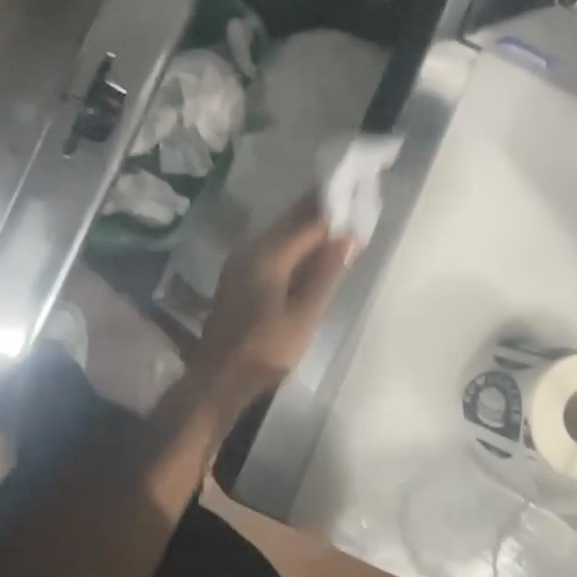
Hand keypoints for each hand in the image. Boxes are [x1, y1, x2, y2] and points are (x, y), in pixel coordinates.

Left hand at [197, 195, 352, 397]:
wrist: (219, 378)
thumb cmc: (266, 350)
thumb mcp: (304, 315)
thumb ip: (325, 273)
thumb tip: (347, 236)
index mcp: (266, 254)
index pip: (306, 222)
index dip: (333, 211)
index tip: (357, 198)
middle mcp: (249, 250)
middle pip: (288, 223)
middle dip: (317, 212)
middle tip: (349, 201)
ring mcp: (239, 264)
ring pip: (278, 236)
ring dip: (305, 229)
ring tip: (337, 223)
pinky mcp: (238, 279)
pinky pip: (271, 251)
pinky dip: (292, 247)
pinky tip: (309, 253)